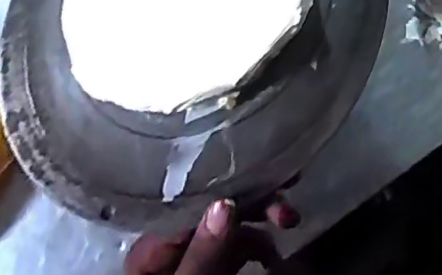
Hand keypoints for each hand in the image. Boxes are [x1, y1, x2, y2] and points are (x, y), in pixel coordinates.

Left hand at [124, 196, 299, 274]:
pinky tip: (271, 253)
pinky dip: (255, 246)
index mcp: (152, 251)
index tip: (270, 176)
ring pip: (229, 229)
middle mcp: (171, 250)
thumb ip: (201, 257)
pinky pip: (233, 251)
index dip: (232, 185)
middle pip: (215, 211)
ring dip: (260, 224)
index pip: (193, 201)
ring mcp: (190, 264)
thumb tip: (225, 203)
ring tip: (289, 222)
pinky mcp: (207, 274)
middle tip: (288, 209)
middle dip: (255, 204)